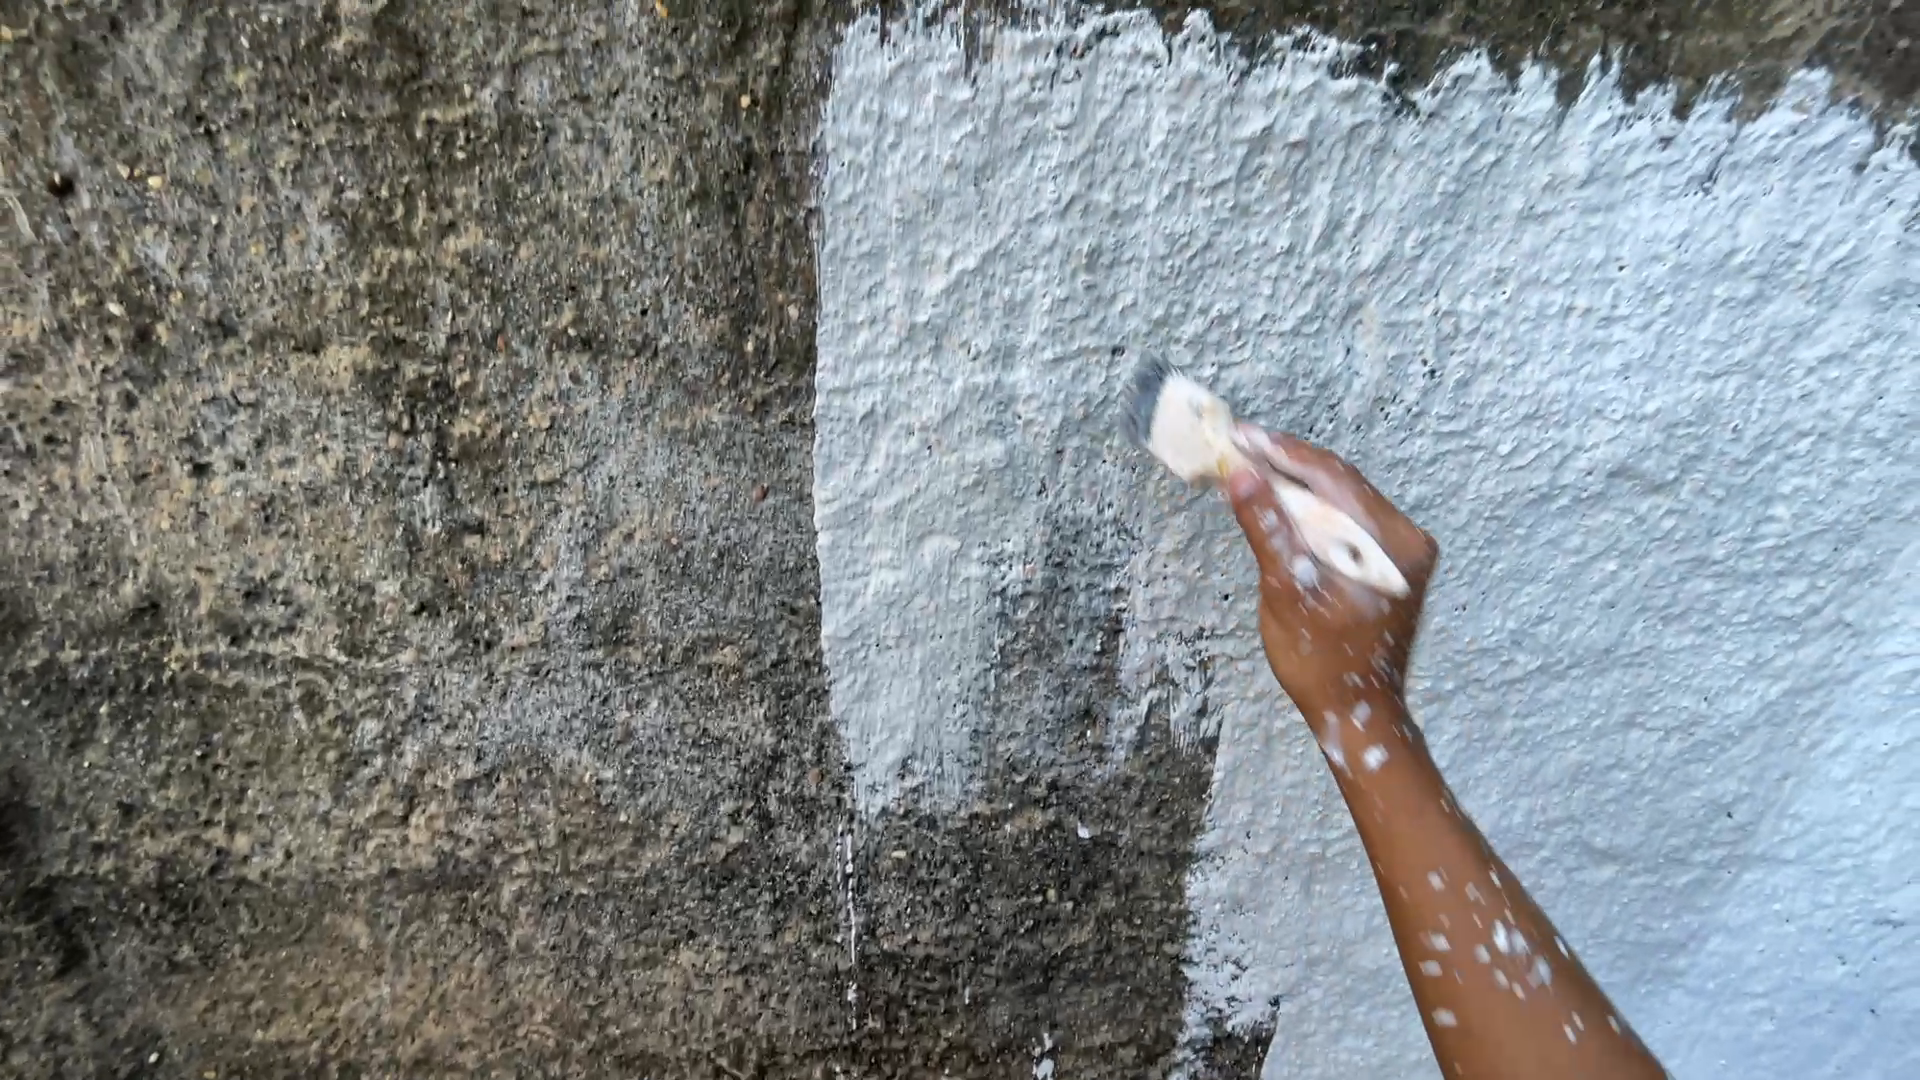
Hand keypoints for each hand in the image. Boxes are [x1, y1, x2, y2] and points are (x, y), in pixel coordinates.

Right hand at [1224, 425, 1437, 718]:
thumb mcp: (1287, 592)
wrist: (1355, 711)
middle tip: (1238, 445)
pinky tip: (1278, 501)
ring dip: (1294, 482)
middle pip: (1339, 482)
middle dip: (1286, 462)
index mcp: (1394, 543)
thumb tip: (1241, 474)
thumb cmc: (1321, 660)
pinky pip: (1344, 518)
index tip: (1241, 435)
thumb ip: (1267, 529)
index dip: (1283, 453)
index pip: (1334, 478)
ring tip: (1250, 465)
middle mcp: (1407, 538)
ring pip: (1340, 497)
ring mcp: (1400, 550)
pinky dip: (1308, 506)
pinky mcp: (1387, 562)